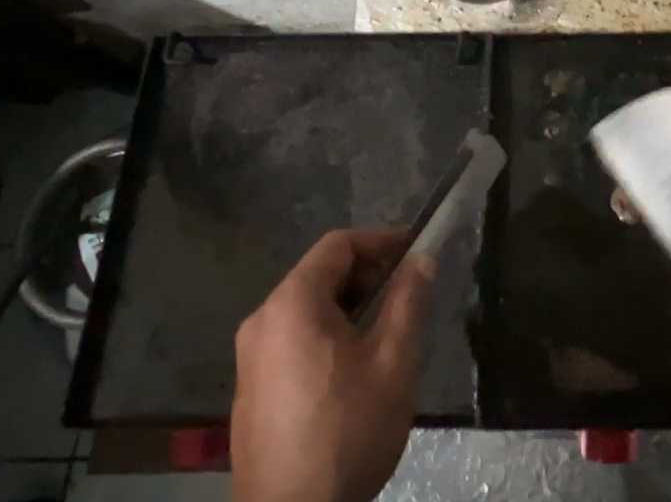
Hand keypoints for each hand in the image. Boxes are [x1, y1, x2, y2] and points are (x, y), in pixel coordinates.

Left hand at [231, 229, 435, 501]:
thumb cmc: (347, 429)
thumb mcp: (393, 362)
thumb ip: (408, 302)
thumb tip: (421, 259)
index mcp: (292, 303)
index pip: (338, 245)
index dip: (381, 241)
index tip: (417, 251)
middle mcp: (262, 319)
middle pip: (318, 275)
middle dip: (367, 275)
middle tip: (408, 292)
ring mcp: (250, 357)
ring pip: (305, 310)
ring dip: (348, 306)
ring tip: (388, 329)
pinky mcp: (250, 389)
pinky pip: (291, 340)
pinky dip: (325, 334)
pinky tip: (354, 367)